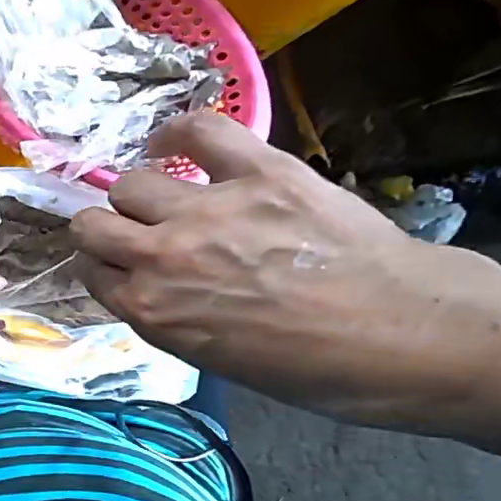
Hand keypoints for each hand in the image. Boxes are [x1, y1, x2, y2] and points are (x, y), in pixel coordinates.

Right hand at [72, 112, 500, 425]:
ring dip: (138, 194)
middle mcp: (161, 257)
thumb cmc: (311, 368)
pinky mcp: (258, 172)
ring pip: (129, 182)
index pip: (90, 272)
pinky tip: (171, 144)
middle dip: (103, 230)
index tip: (119, 266)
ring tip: (164, 197)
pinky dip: (175, 135)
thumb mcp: (210, 358)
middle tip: (132, 233)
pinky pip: (196, 131)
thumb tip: (144, 284)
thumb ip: (163, 315)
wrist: (410, 338)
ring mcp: (206, 210)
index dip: (103, 268)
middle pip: (90, 224)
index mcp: (150, 311)